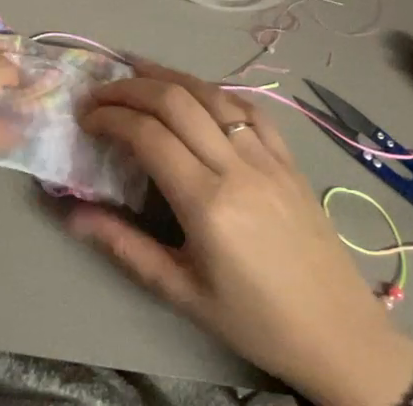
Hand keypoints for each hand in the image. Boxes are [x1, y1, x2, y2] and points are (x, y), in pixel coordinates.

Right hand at [68, 63, 412, 405]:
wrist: (343, 340)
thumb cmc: (255, 320)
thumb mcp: (181, 292)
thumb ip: (123, 245)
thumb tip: (69, 214)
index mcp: (207, 204)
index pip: (147, 134)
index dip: (108, 117)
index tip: (84, 120)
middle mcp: (238, 169)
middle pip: (176, 101)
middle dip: (128, 87)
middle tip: (98, 94)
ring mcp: (269, 160)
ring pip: (212, 94)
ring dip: (167, 76)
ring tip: (133, 71)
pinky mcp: (291, 162)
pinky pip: (250, 110)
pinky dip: (214, 91)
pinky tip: (194, 91)